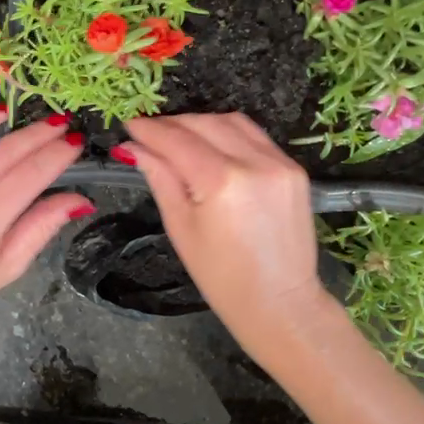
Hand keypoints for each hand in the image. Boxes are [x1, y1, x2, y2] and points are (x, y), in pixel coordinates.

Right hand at [120, 114, 326, 323]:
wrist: (279, 301)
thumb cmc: (221, 276)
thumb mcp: (180, 227)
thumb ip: (160, 178)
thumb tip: (134, 147)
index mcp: (221, 182)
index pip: (178, 140)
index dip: (149, 130)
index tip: (129, 125)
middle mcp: (254, 163)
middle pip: (204, 123)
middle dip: (173, 124)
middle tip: (149, 134)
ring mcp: (279, 163)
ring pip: (232, 121)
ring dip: (201, 123)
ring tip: (180, 138)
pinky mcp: (294, 169)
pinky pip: (255, 136)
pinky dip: (229, 134)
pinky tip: (213, 147)